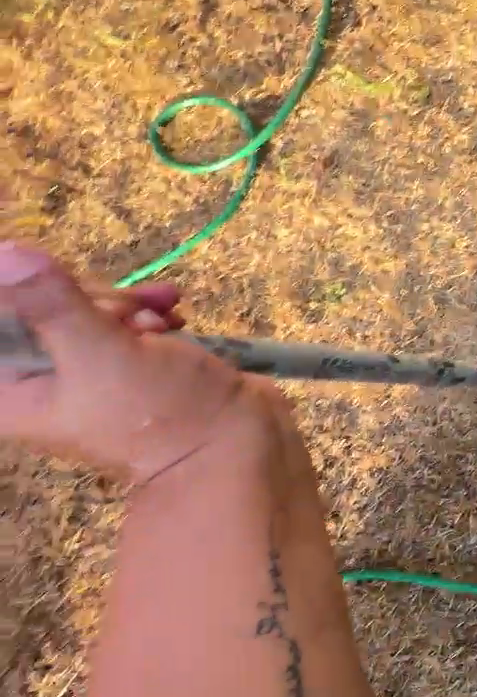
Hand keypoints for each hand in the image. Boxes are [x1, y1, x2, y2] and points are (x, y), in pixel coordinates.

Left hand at [0, 242, 286, 483]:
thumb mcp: (106, 354)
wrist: (233, 443)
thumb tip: (6, 252)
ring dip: (128, 305)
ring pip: (84, 310)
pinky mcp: (125, 365)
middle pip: (36, 308)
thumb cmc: (161, 409)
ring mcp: (82, 370)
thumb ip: (55, 304)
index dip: (30, 292)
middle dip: (93, 298)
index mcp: (3, 385)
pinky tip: (177, 318)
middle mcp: (33, 376)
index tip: (77, 290)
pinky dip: (149, 314)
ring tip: (164, 320)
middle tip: (134, 315)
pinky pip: (120, 323)